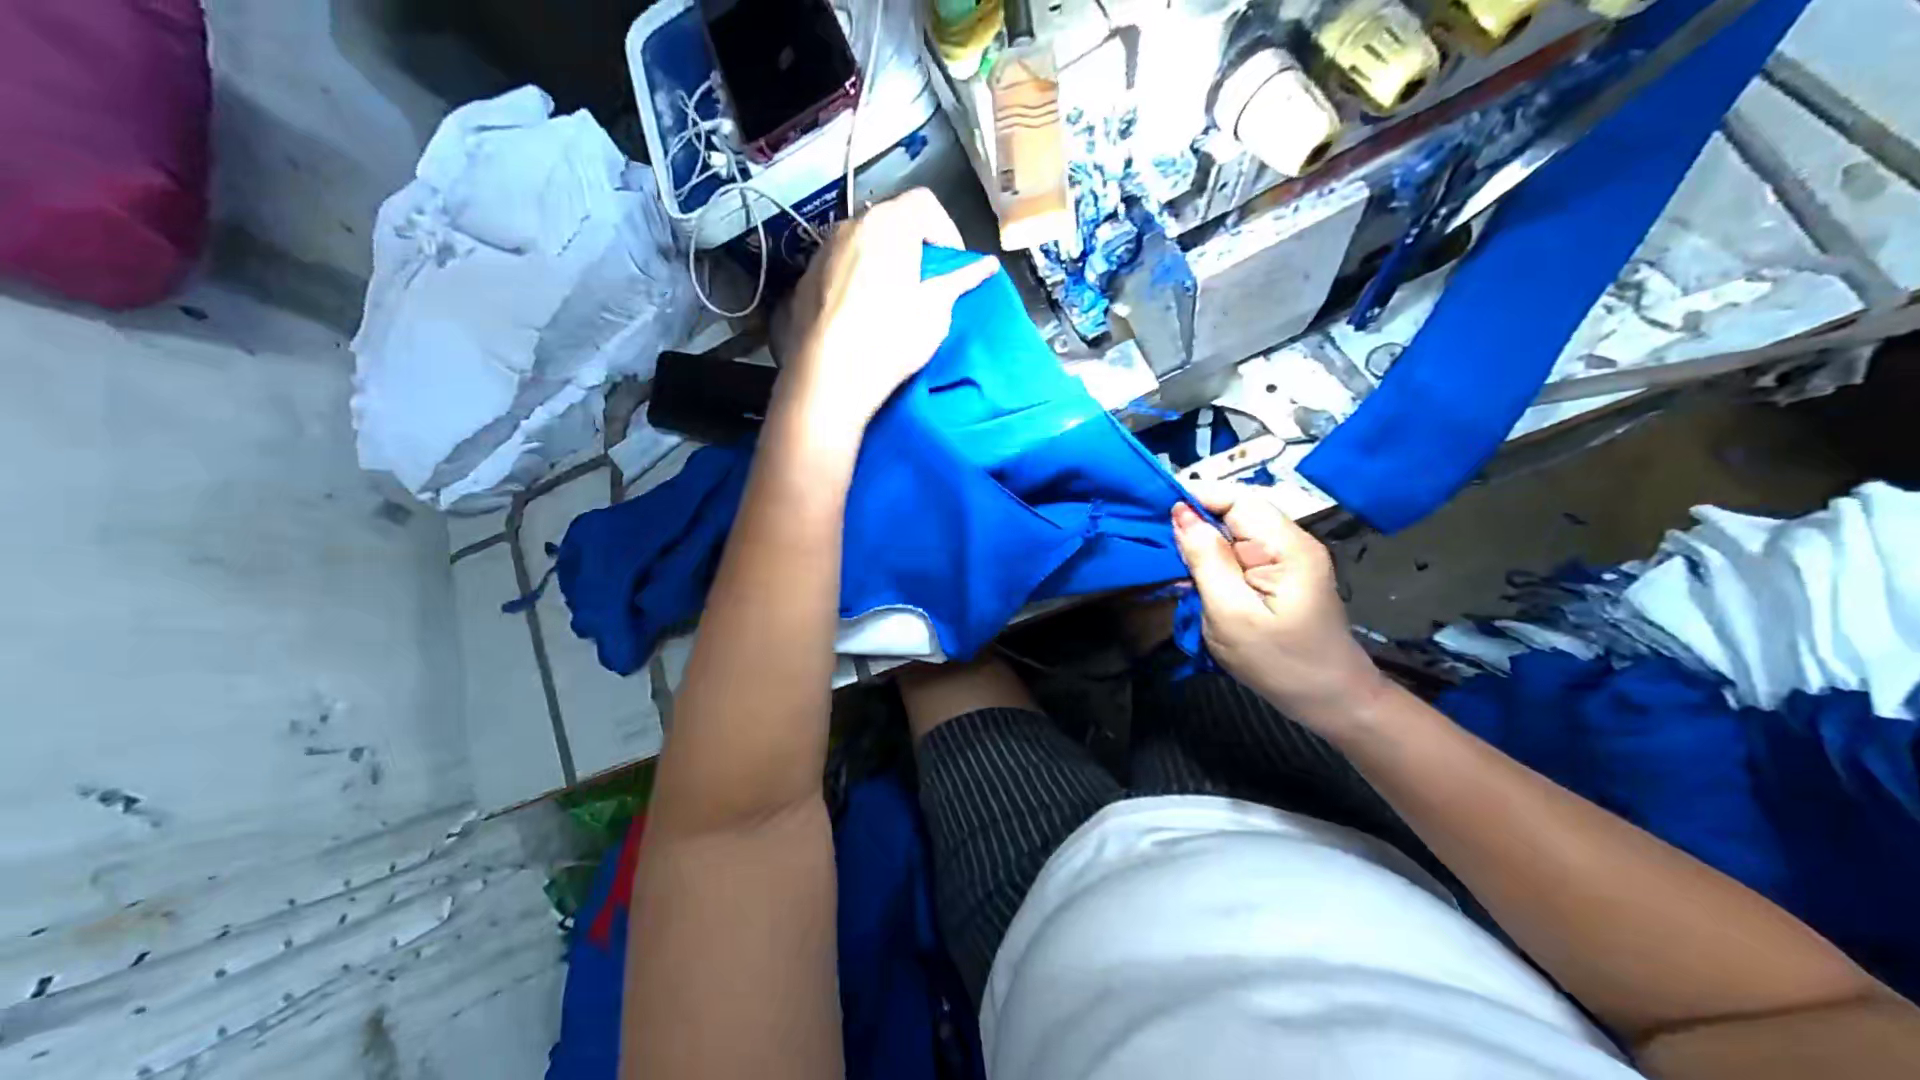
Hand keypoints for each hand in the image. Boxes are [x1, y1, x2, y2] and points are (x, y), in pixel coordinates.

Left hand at [775, 188, 999, 427]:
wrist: (830, 376)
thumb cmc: (891, 337)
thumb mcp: (936, 311)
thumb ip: (960, 281)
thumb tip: (986, 266)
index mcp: (889, 223)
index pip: (926, 203)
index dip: (946, 231)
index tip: (954, 267)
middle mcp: (851, 226)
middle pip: (891, 221)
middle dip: (913, 246)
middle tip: (927, 284)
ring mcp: (822, 252)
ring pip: (861, 245)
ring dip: (881, 263)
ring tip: (893, 301)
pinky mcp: (803, 281)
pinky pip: (838, 270)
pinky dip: (854, 281)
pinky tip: (861, 316)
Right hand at [1171, 485, 1386, 731]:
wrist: (1331, 701)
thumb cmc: (1280, 663)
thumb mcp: (1232, 614)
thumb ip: (1206, 559)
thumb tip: (1181, 513)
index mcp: (1286, 546)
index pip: (1235, 499)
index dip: (1194, 499)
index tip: (1154, 513)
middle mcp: (1291, 542)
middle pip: (1234, 512)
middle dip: (1195, 524)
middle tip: (1159, 548)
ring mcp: (1287, 559)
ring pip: (1233, 533)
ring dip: (1202, 545)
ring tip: (1174, 566)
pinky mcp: (1280, 575)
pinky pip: (1240, 554)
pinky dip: (1214, 561)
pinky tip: (1197, 580)